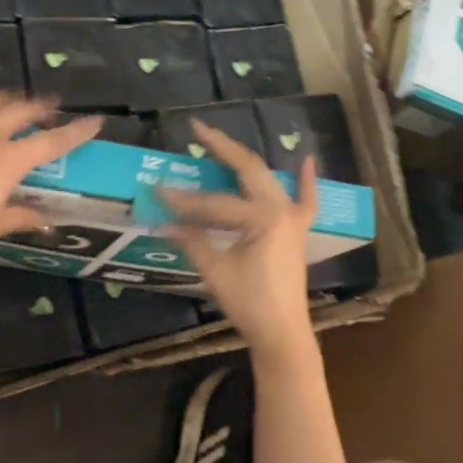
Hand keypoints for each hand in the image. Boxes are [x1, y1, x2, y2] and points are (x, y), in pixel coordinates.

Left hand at [0, 63, 100, 267]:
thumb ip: (19, 216)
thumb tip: (47, 220)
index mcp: (7, 161)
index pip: (51, 142)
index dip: (76, 131)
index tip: (95, 121)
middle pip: (21, 111)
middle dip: (40, 108)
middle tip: (50, 110)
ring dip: (5, 97)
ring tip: (13, 100)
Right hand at [161, 120, 316, 356]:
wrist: (281, 332)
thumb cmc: (249, 302)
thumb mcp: (215, 270)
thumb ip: (192, 240)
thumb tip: (162, 221)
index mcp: (263, 217)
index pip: (215, 203)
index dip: (184, 200)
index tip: (157, 190)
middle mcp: (282, 209)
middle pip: (248, 170)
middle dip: (222, 149)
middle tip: (196, 131)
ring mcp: (293, 220)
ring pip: (268, 180)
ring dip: (247, 162)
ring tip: (223, 145)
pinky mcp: (297, 233)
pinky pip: (305, 201)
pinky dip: (305, 181)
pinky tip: (305, 159)